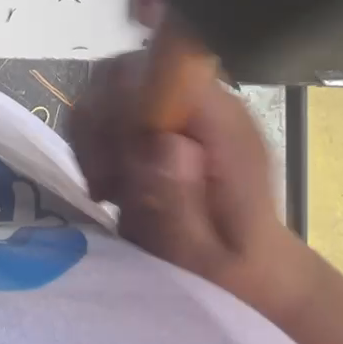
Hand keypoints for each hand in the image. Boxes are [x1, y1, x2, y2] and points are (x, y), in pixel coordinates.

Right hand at [73, 51, 321, 323]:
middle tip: (105, 182)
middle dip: (97, 123)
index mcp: (225, 125)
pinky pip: (102, 104)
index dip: (121, 99)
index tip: (115, 159)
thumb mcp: (203, 254)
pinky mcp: (155, 115)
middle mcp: (202, 101)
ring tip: (108, 187)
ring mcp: (176, 105)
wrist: (251, 275)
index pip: (160, 68)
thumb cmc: (232, 273)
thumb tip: (163, 138)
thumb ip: (180, 200)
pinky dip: (91, 139)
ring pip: (104, 86)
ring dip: (90, 135)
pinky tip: (108, 179)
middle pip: (122, 72)